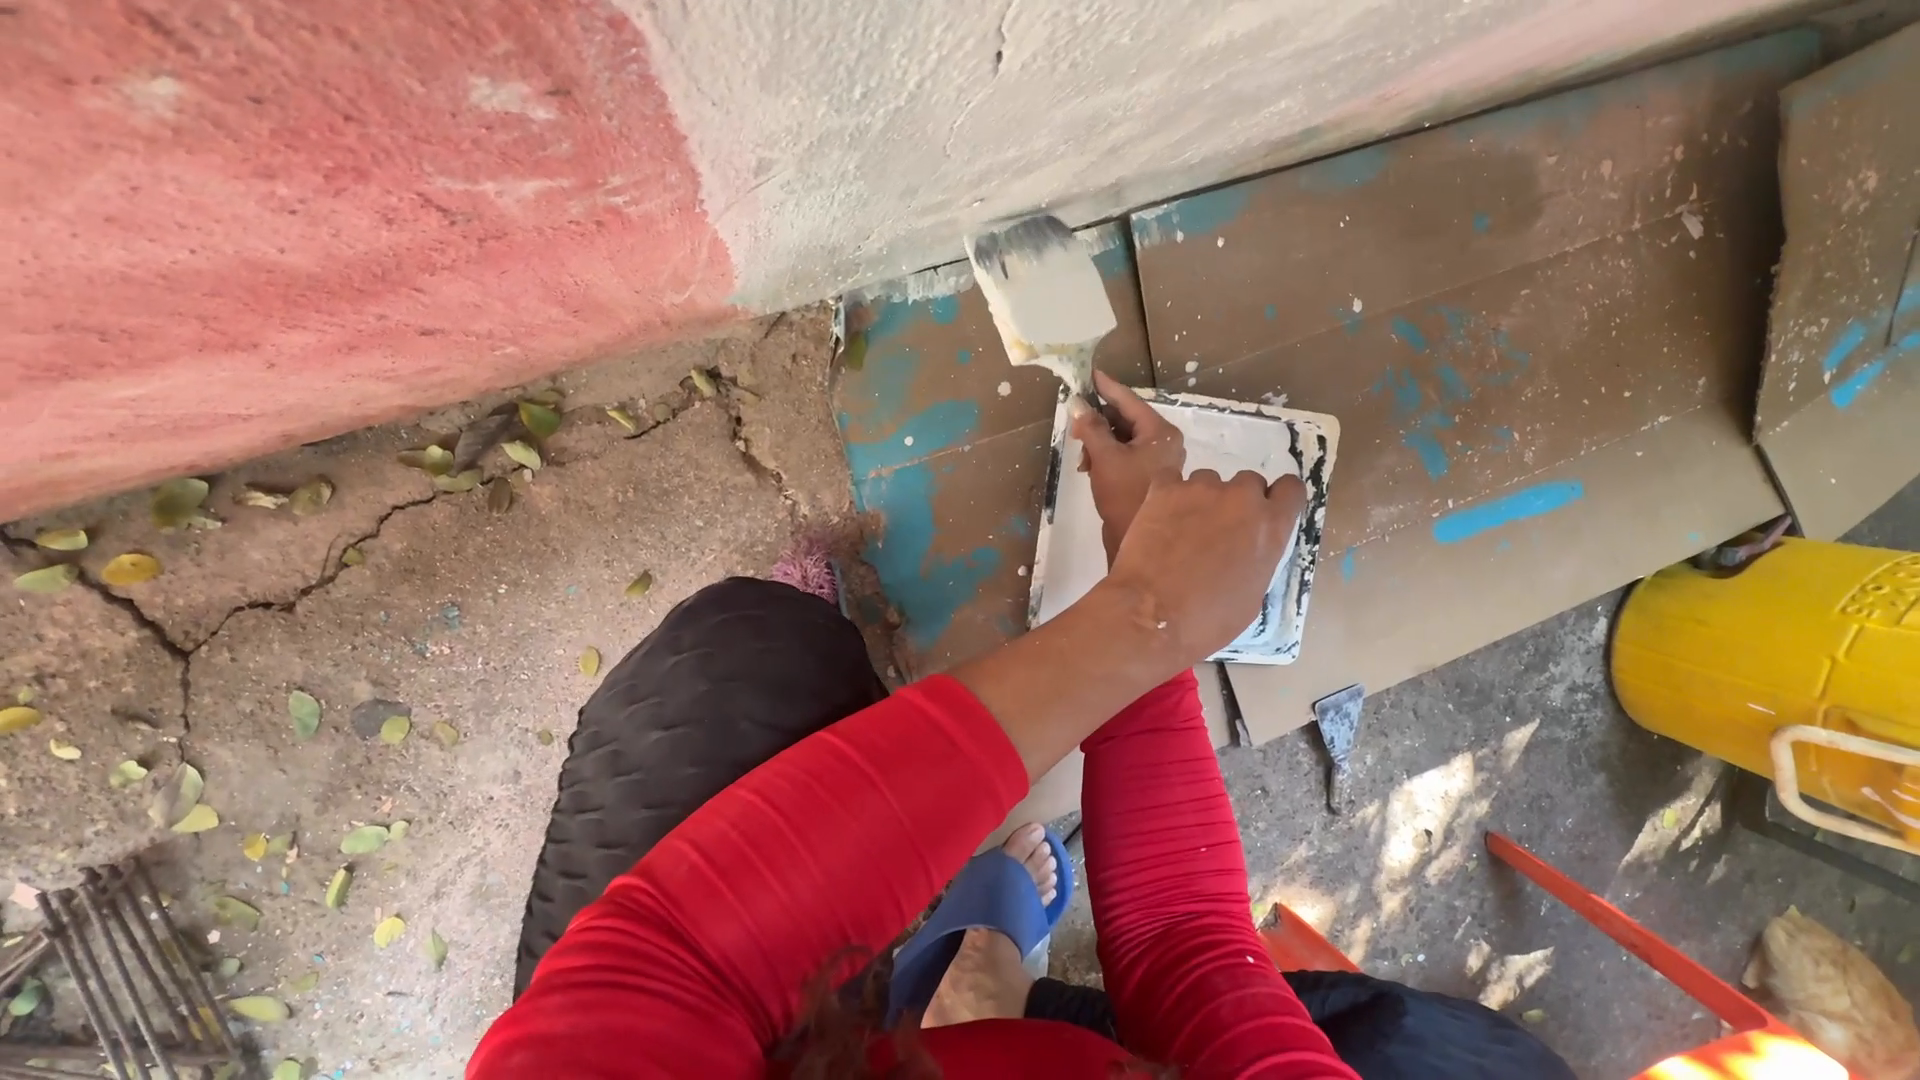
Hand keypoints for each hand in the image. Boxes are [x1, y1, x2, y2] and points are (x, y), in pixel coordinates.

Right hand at [1070, 371, 1184, 562]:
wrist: (1134, 540)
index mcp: (1161, 433)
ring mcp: (1159, 462)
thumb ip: (1091, 428)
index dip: (1107, 387)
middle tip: (1076, 423)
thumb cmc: (1124, 494)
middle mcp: (1165, 443)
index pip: (1130, 401)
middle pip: (1127, 420)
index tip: (1090, 374)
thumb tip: (1079, 405)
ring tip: (1083, 457)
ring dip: (1100, 442)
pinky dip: (1107, 457)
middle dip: (1099, 421)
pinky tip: (1091, 468)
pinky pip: (1125, 456)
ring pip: (1124, 439)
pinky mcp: (1148, 478)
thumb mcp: (1104, 457)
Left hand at [1102, 468, 1306, 667]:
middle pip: (1248, 482)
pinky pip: (1170, 479)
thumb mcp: (1252, 596)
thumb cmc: (1206, 620)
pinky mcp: (1164, 489)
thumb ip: (1258, 559)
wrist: (1150, 614)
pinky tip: (1159, 517)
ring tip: (1181, 528)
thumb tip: (1247, 551)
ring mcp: (1201, 489)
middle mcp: (1241, 499)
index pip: (1291, 489)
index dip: (1277, 499)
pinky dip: (1167, 494)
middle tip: (1217, 529)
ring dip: (1201, 498)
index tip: (1265, 511)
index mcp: (1270, 527)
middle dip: (1236, 502)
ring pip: (1208, 480)